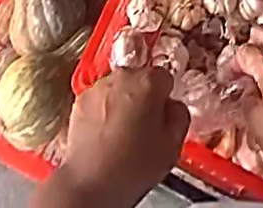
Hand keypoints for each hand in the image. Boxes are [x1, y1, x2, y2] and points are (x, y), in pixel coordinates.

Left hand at [37, 68, 187, 207]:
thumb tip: (173, 108)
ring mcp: (100, 87)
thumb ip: (179, 116)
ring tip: (121, 136)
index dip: (165, 99)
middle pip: (141, 80)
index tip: (161, 116)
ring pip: (119, 88)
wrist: (90, 185)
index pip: (165, 78)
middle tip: (142, 129)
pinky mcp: (82, 100)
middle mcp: (125, 77)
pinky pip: (99, 99)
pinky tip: (104, 136)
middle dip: (143, 99)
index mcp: (150, 82)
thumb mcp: (172, 146)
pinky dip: (102, 111)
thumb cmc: (131, 168)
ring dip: (122, 103)